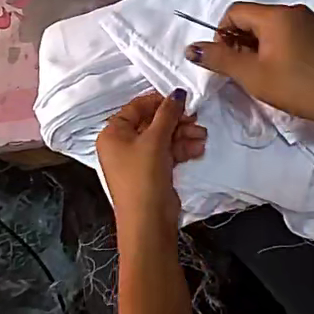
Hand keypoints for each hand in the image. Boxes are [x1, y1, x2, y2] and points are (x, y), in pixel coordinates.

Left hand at [96, 90, 206, 236]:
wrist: (148, 220)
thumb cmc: (143, 176)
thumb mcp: (155, 139)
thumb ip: (168, 113)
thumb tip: (177, 93)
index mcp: (112, 133)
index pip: (136, 108)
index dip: (159, 102)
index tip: (181, 99)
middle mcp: (122, 145)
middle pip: (151, 123)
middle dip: (176, 121)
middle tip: (195, 118)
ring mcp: (137, 159)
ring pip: (162, 138)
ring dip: (183, 135)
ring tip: (202, 136)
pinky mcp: (152, 172)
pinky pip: (167, 153)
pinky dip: (182, 149)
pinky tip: (198, 148)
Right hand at [185, 2, 313, 134]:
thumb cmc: (299, 87)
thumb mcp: (252, 75)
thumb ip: (219, 59)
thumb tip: (191, 49)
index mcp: (276, 15)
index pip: (234, 12)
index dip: (221, 35)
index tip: (225, 62)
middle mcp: (294, 11)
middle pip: (252, 19)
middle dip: (238, 43)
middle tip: (241, 72)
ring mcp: (310, 23)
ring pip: (270, 29)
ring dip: (257, 48)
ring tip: (260, 76)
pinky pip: (288, 35)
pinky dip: (275, 50)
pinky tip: (281, 74)